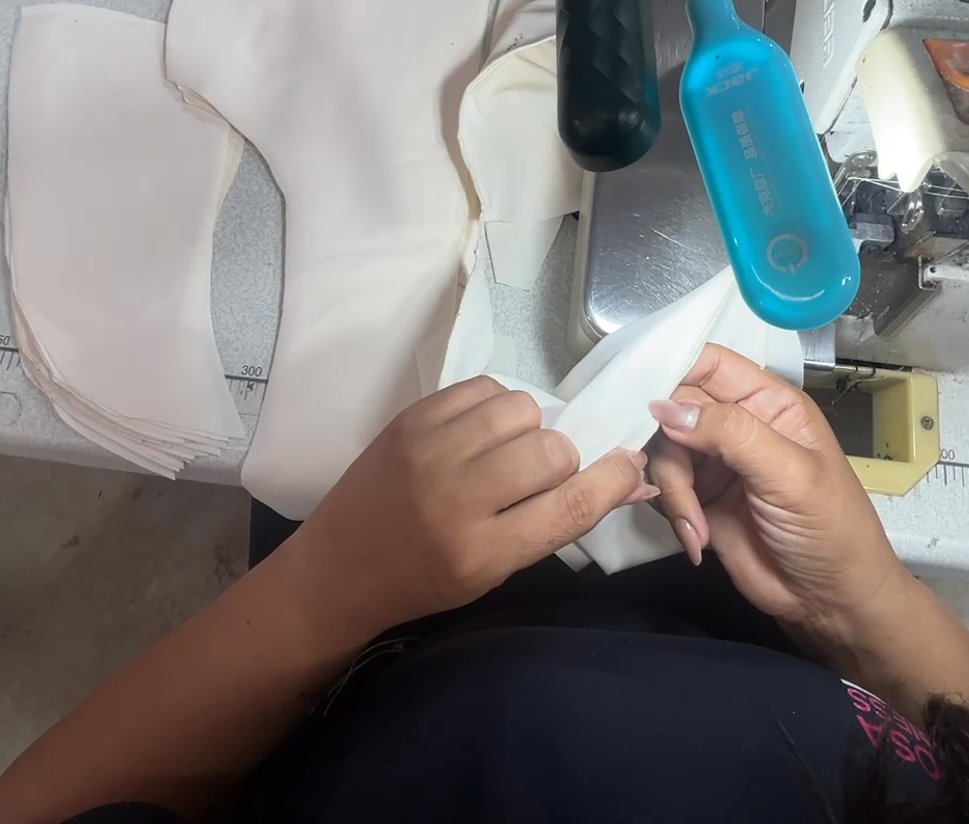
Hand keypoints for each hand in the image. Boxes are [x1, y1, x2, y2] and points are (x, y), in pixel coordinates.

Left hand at [276, 376, 653, 635]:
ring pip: (521, 409)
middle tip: (534, 477)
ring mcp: (429, 449)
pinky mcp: (411, 418)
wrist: (339, 566)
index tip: (628, 462)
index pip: (571, 504)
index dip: (615, 479)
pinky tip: (480, 431)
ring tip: (504, 450)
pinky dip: (494, 406)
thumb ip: (557, 521)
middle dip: (560, 460)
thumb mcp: (495, 569)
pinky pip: (483, 386)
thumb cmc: (424, 581)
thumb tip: (629, 478)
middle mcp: (457, 496)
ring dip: (528, 430)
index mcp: (481, 551)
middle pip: (553, 449)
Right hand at [646, 344, 908, 635]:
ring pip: (661, 449)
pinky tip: (696, 538)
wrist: (829, 604)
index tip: (644, 394)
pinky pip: (661, 486)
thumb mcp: (790, 475)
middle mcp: (734, 422)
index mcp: (766, 401)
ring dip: (672, 489)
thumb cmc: (831, 530)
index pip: (709, 363)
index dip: (674, 368)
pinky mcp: (696, 496)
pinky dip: (672, 512)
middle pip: (673, 407)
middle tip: (680, 484)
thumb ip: (730, 433)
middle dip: (670, 446)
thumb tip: (664, 406)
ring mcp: (712, 459)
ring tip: (695, 527)